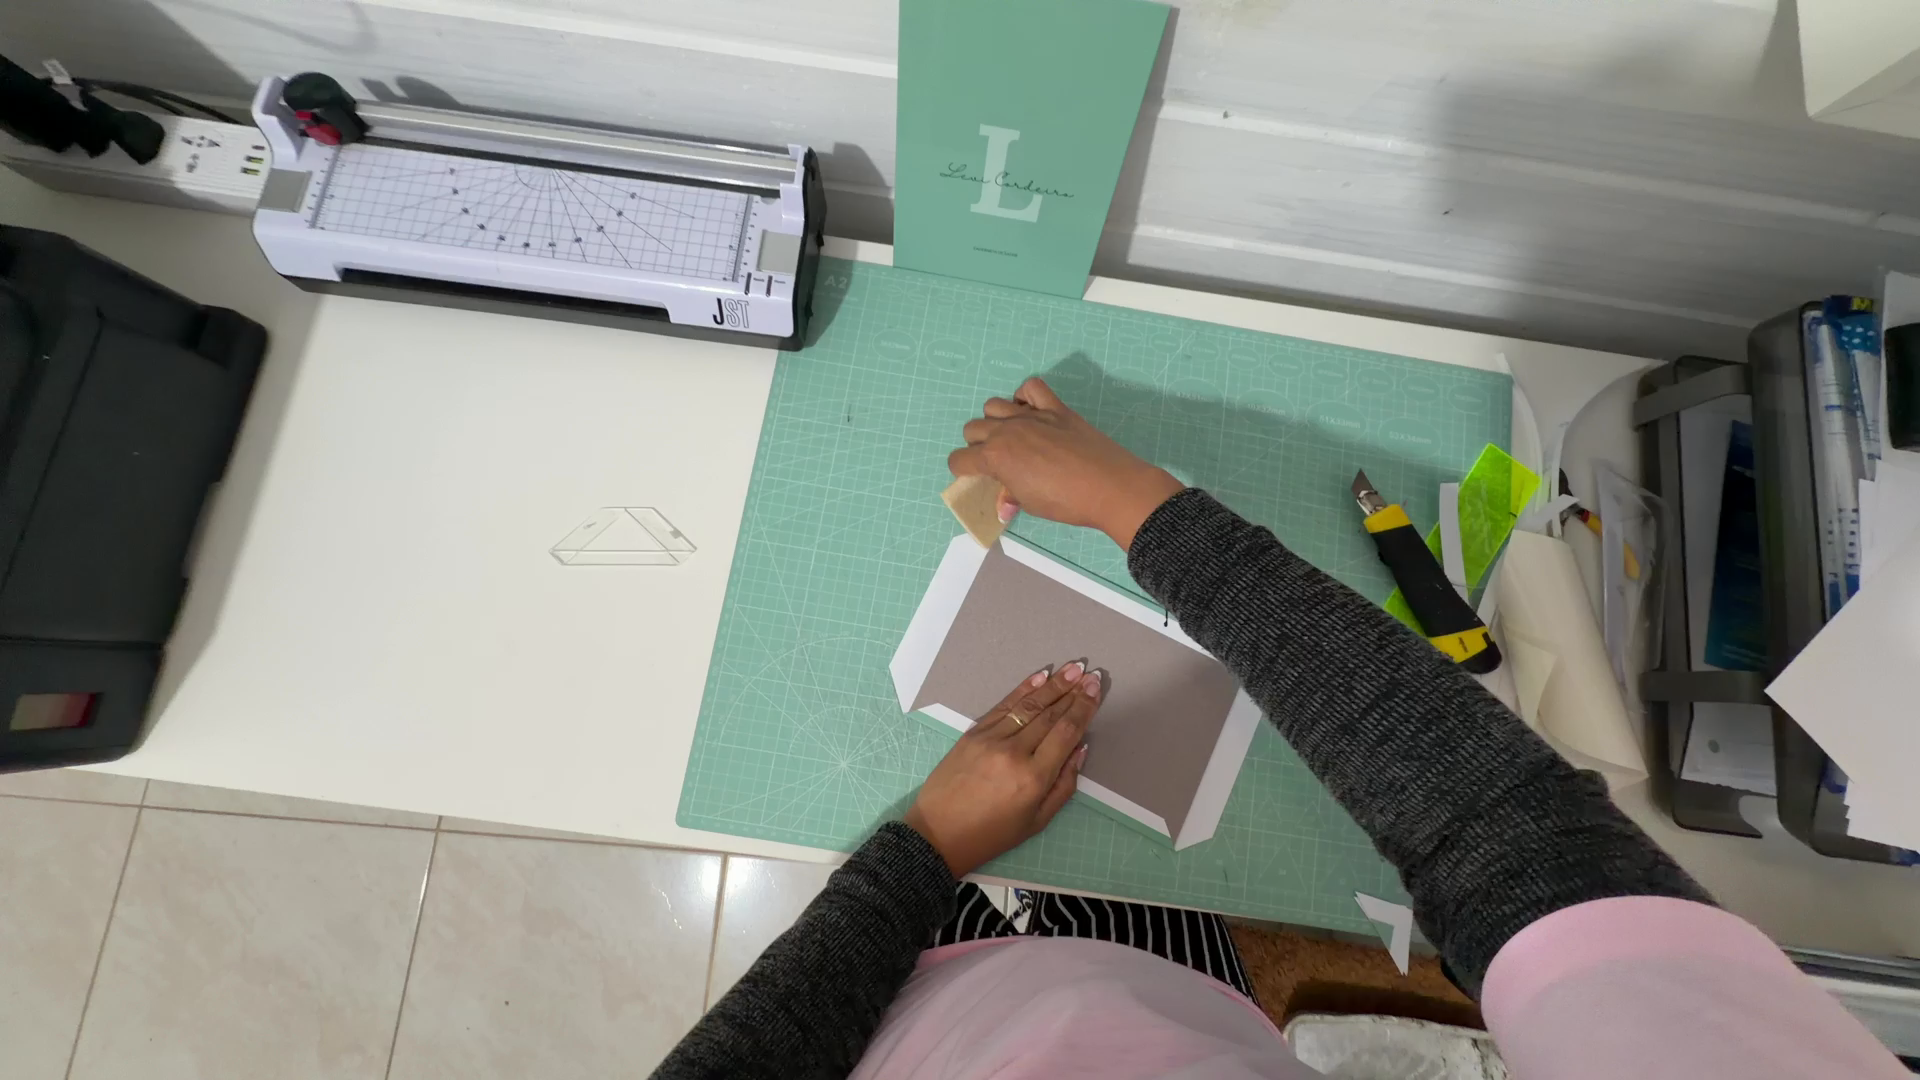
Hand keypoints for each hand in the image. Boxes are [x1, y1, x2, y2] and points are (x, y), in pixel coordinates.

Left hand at [903, 660, 1103, 877]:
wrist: (939, 832)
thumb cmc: (992, 834)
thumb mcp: (1037, 821)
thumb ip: (1064, 785)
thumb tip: (1080, 748)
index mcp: (1034, 778)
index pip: (1066, 733)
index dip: (1083, 708)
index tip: (1095, 688)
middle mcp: (1014, 753)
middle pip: (1049, 715)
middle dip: (1073, 692)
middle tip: (1090, 673)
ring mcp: (991, 739)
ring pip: (1028, 706)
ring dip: (1052, 685)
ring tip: (1072, 669)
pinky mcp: (974, 733)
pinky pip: (1003, 706)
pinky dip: (1023, 690)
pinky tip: (1040, 677)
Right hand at [947, 377, 1184, 549]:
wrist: (1109, 486)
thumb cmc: (1065, 502)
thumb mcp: (1030, 503)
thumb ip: (1009, 495)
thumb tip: (1005, 504)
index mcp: (995, 457)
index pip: (959, 459)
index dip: (963, 471)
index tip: (976, 478)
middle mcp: (1007, 431)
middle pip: (972, 429)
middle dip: (976, 445)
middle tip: (995, 461)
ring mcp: (1031, 415)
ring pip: (994, 405)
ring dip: (995, 421)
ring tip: (1011, 438)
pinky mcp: (1055, 408)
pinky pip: (1031, 388)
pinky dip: (1025, 396)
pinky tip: (1031, 412)